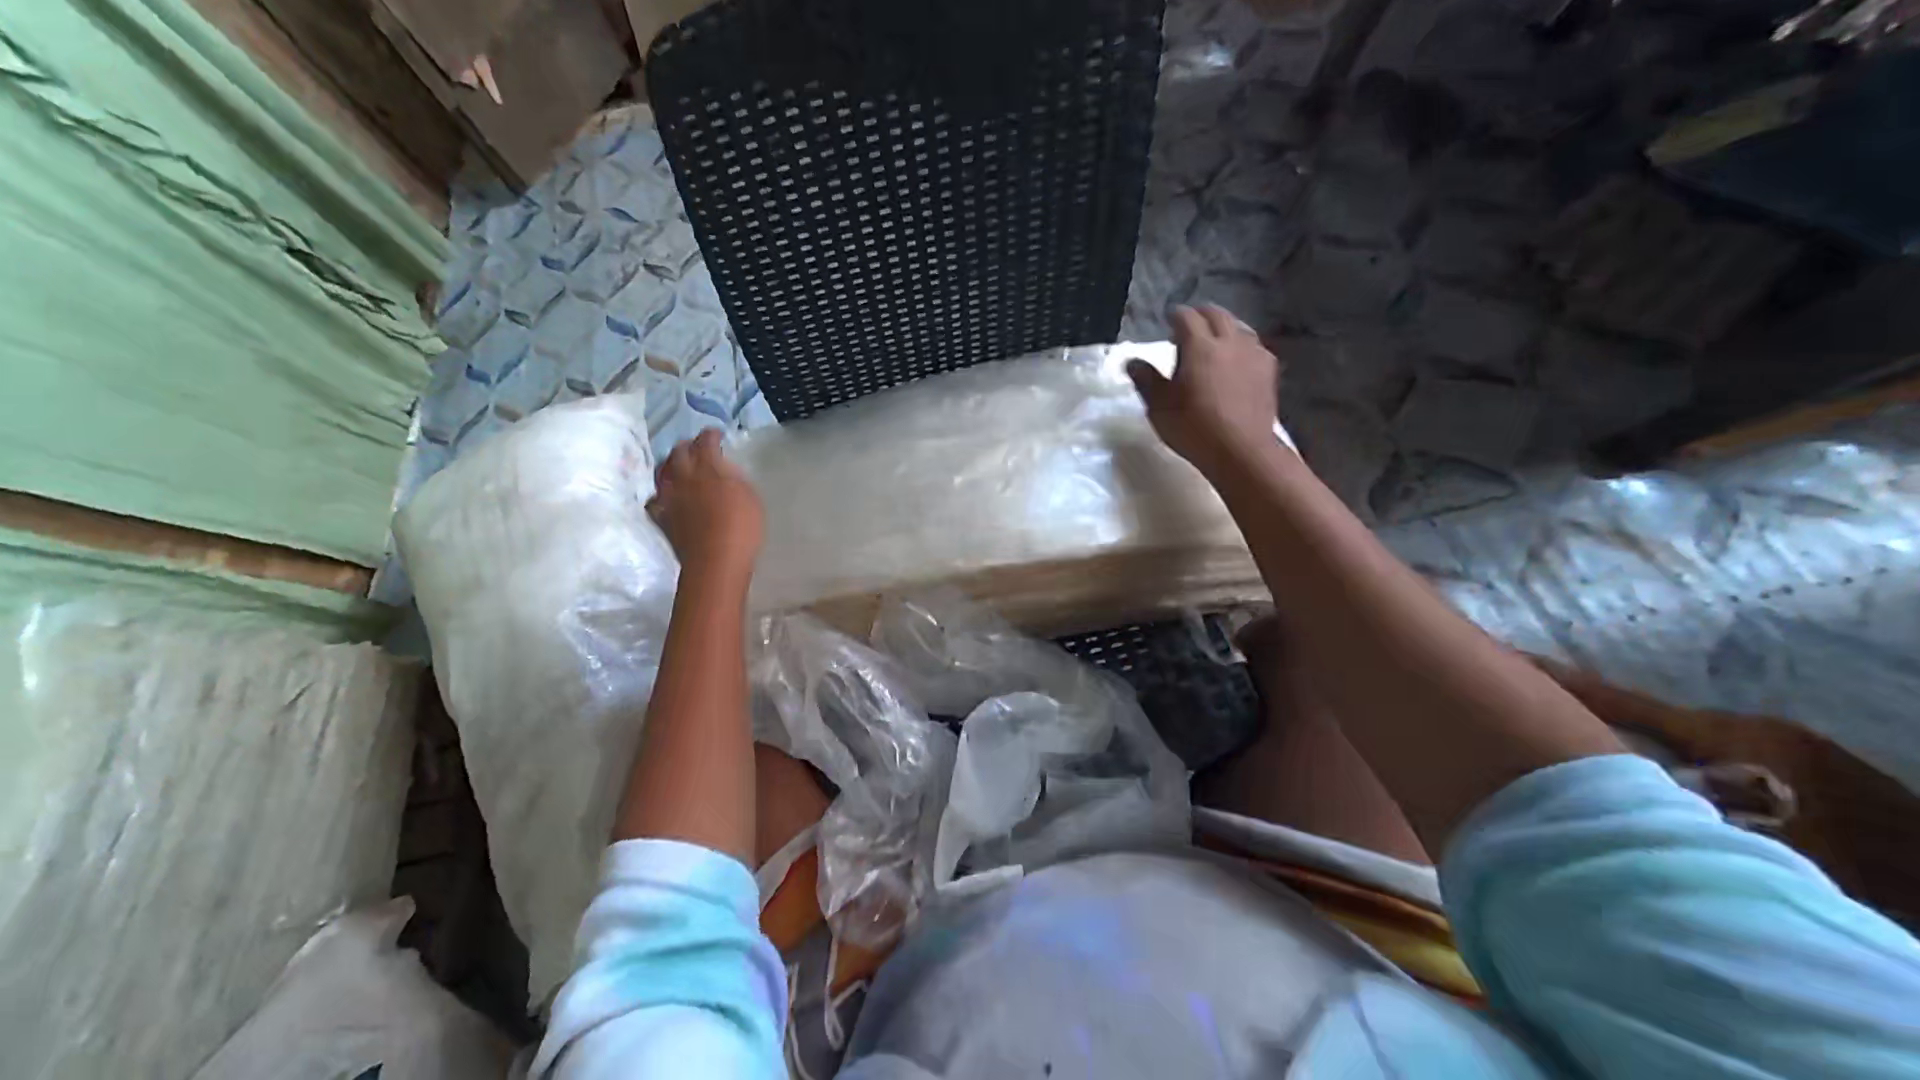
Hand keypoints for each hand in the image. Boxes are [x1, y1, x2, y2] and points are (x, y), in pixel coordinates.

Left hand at [647, 429, 764, 579]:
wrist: (716, 560)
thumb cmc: (742, 527)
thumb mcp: (749, 495)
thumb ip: (734, 477)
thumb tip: (723, 469)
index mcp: (708, 467)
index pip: (706, 442)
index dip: (711, 435)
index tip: (716, 433)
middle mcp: (684, 476)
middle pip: (679, 452)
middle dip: (688, 446)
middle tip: (696, 447)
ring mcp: (669, 496)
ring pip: (663, 471)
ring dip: (671, 465)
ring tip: (678, 466)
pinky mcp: (662, 517)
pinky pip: (655, 498)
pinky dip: (661, 493)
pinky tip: (666, 495)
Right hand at [1127, 304, 1283, 475]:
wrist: (1241, 451)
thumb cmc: (1194, 429)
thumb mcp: (1160, 407)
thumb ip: (1147, 380)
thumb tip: (1133, 362)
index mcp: (1199, 347)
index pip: (1186, 318)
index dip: (1175, 315)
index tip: (1168, 318)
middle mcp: (1229, 342)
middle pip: (1217, 315)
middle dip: (1201, 314)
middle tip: (1190, 322)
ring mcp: (1253, 355)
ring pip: (1239, 327)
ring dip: (1224, 326)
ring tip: (1214, 337)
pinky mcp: (1268, 372)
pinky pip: (1254, 346)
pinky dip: (1242, 344)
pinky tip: (1237, 358)